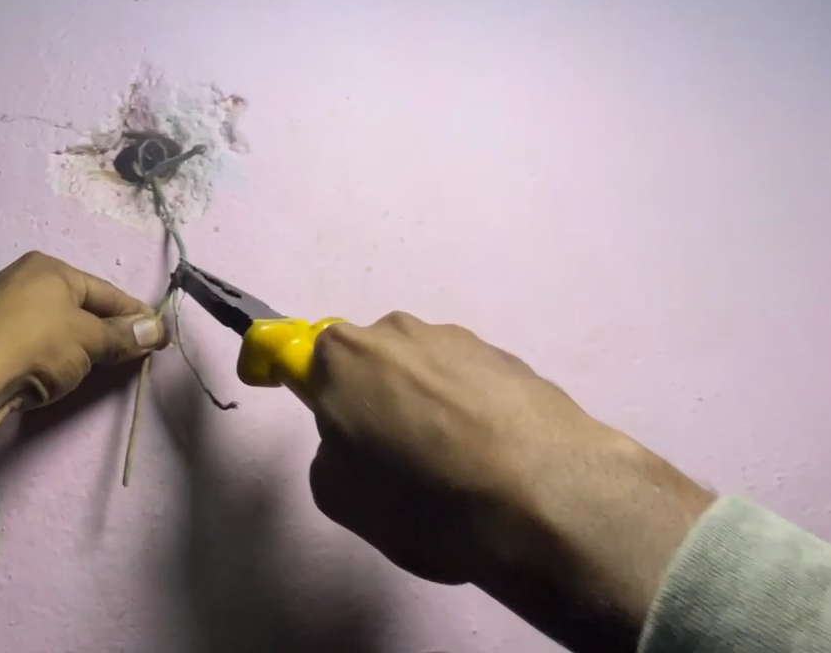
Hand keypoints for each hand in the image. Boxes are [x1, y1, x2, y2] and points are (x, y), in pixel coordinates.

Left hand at [0, 252, 166, 447]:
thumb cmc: (36, 344)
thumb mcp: (88, 339)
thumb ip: (123, 335)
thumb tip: (155, 328)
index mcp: (49, 267)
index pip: (104, 291)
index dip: (135, 313)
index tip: (159, 333)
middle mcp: (24, 278)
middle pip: (79, 306)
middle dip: (108, 329)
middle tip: (134, 353)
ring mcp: (1, 307)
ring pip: (56, 325)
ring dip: (80, 344)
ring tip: (100, 366)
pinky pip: (34, 341)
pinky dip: (53, 353)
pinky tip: (59, 371)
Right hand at [303, 313, 713, 652]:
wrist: (548, 501)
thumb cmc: (422, 498)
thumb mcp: (341, 497)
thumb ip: (328, 454)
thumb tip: (352, 441)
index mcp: (339, 354)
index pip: (287, 347)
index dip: (281, 371)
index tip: (286, 390)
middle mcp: (391, 330)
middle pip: (363, 361)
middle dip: (367, 397)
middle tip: (391, 456)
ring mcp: (454, 338)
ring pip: (419, 370)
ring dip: (423, 403)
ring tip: (456, 465)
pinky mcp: (509, 357)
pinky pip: (468, 382)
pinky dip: (470, 410)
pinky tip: (492, 459)